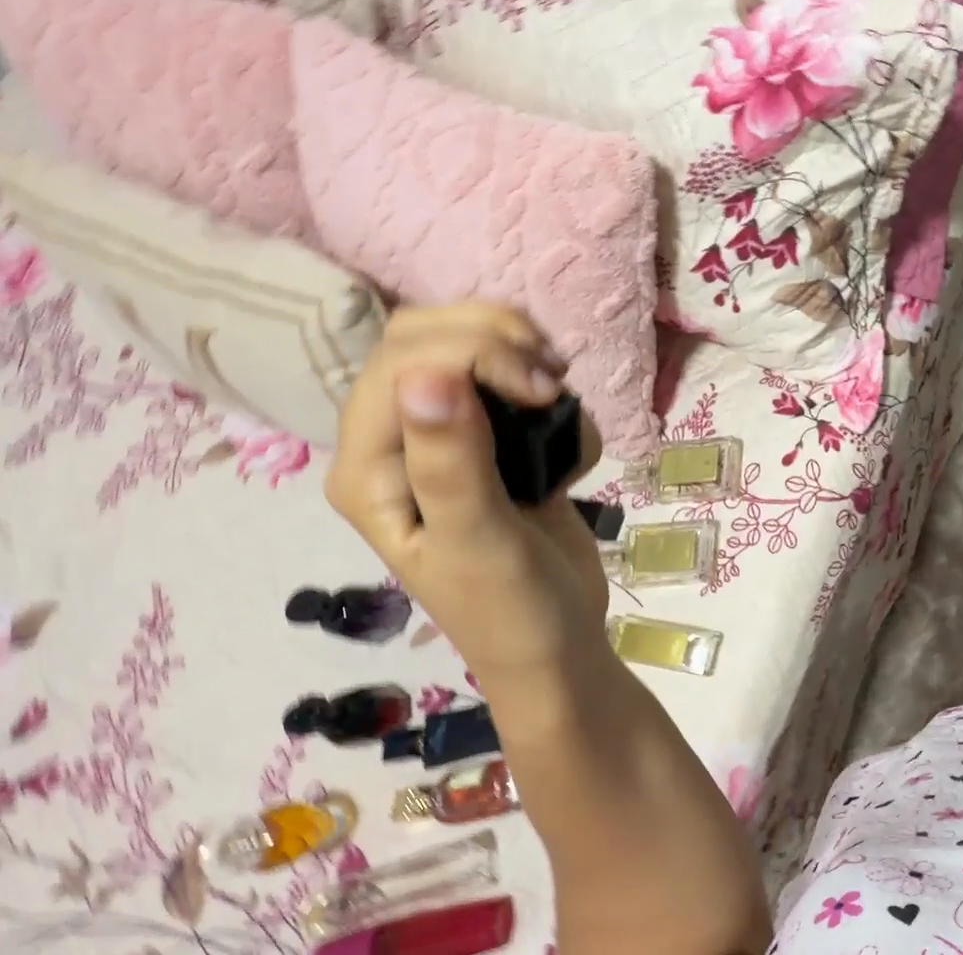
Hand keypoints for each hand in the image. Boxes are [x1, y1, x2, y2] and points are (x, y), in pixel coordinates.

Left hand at [325, 304, 609, 687]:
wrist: (559, 645)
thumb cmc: (510, 609)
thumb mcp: (477, 542)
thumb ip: (450, 462)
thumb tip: (428, 376)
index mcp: (371, 468)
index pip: (403, 363)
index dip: (475, 354)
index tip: (544, 392)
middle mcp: (400, 445)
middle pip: (428, 338)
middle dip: (498, 342)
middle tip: (555, 381)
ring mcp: (451, 442)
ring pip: (474, 351)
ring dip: (528, 362)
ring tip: (562, 405)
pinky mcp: (499, 448)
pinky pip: (518, 388)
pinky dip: (556, 400)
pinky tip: (570, 445)